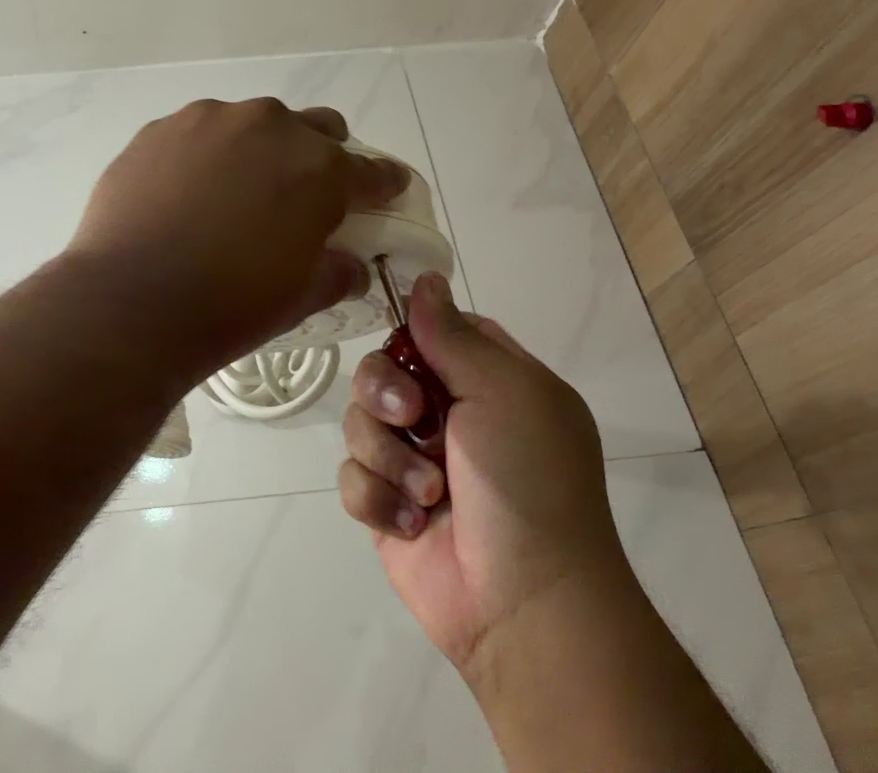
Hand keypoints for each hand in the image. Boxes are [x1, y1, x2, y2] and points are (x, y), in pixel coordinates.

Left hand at [66, 98, 408, 371]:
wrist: (130, 303)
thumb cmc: (229, 306)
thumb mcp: (300, 298)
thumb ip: (337, 272)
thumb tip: (351, 265)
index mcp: (318, 168)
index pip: (369, 170)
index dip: (383, 183)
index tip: (386, 191)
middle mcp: (269, 127)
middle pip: (314, 129)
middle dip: (321, 156)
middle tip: (305, 194)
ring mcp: (208, 122)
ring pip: (251, 125)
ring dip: (257, 152)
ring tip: (235, 195)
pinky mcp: (158, 131)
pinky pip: (197, 136)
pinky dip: (205, 158)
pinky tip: (186, 194)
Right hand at [338, 273, 628, 675]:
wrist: (521, 601)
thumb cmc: (526, 483)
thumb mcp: (505, 393)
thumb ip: (454, 336)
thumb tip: (424, 277)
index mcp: (492, 381)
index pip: (436, 331)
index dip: (413, 333)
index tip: (405, 345)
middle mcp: (450, 415)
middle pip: (381, 371)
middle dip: (385, 393)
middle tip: (411, 416)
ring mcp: (415, 461)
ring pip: (358, 423)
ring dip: (388, 457)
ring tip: (427, 493)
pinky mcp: (386, 505)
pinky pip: (351, 478)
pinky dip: (377, 499)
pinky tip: (411, 524)